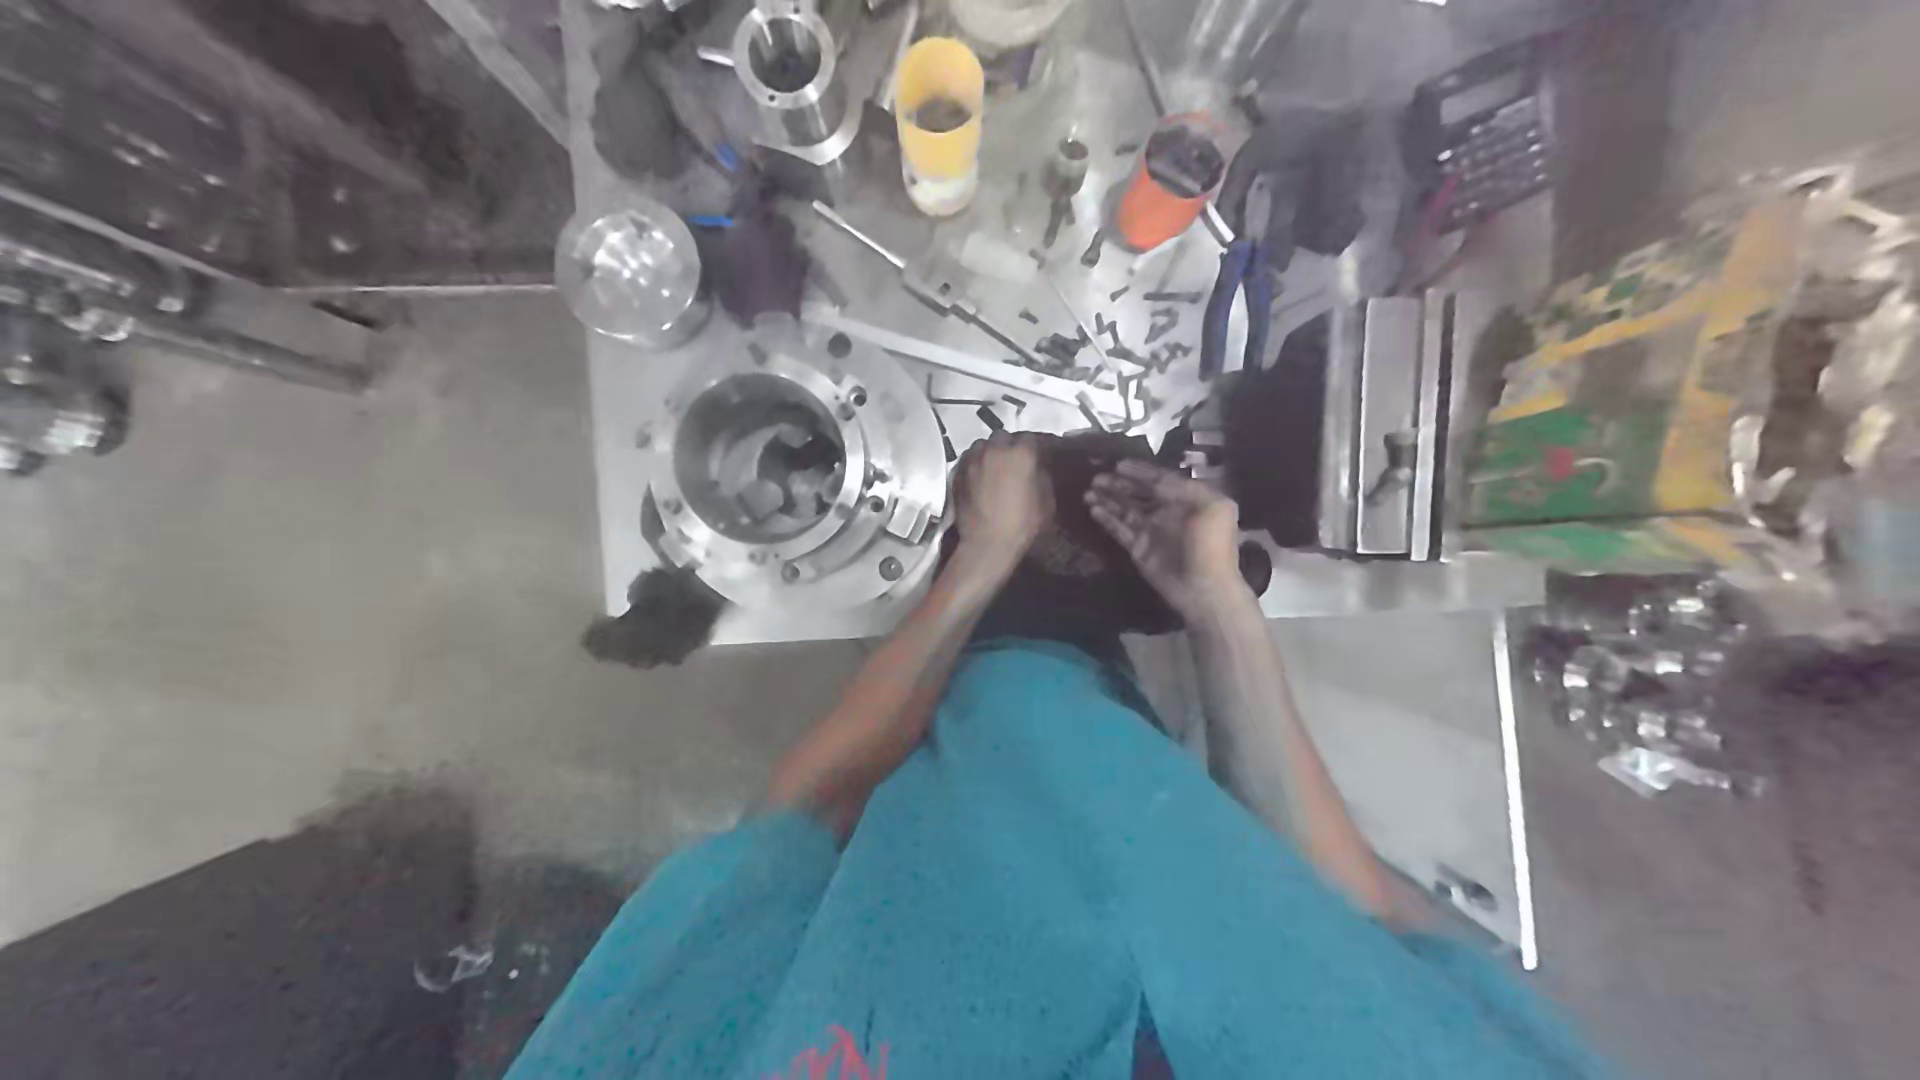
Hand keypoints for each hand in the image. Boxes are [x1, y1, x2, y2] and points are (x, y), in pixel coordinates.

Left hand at [954, 432, 1051, 573]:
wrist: (987, 543)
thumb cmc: (1022, 525)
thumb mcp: (1047, 501)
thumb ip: (1043, 476)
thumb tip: (1038, 467)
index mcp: (1021, 454)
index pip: (1030, 437)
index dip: (1033, 447)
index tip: (1034, 457)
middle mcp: (995, 450)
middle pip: (1003, 437)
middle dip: (1008, 446)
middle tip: (1012, 462)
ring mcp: (973, 460)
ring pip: (982, 445)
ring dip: (989, 452)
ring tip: (993, 466)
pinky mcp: (958, 472)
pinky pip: (968, 459)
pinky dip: (975, 462)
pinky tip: (978, 476)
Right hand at [1086, 459, 1248, 624]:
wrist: (1205, 589)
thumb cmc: (1211, 546)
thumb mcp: (1210, 507)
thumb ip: (1182, 488)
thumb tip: (1153, 481)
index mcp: (1187, 500)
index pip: (1159, 479)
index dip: (1139, 471)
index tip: (1118, 464)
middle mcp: (1167, 512)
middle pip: (1138, 493)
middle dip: (1118, 484)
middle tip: (1096, 477)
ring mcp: (1151, 531)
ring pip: (1124, 509)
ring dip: (1107, 499)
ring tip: (1089, 492)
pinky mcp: (1138, 549)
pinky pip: (1119, 529)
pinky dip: (1106, 519)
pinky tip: (1094, 509)